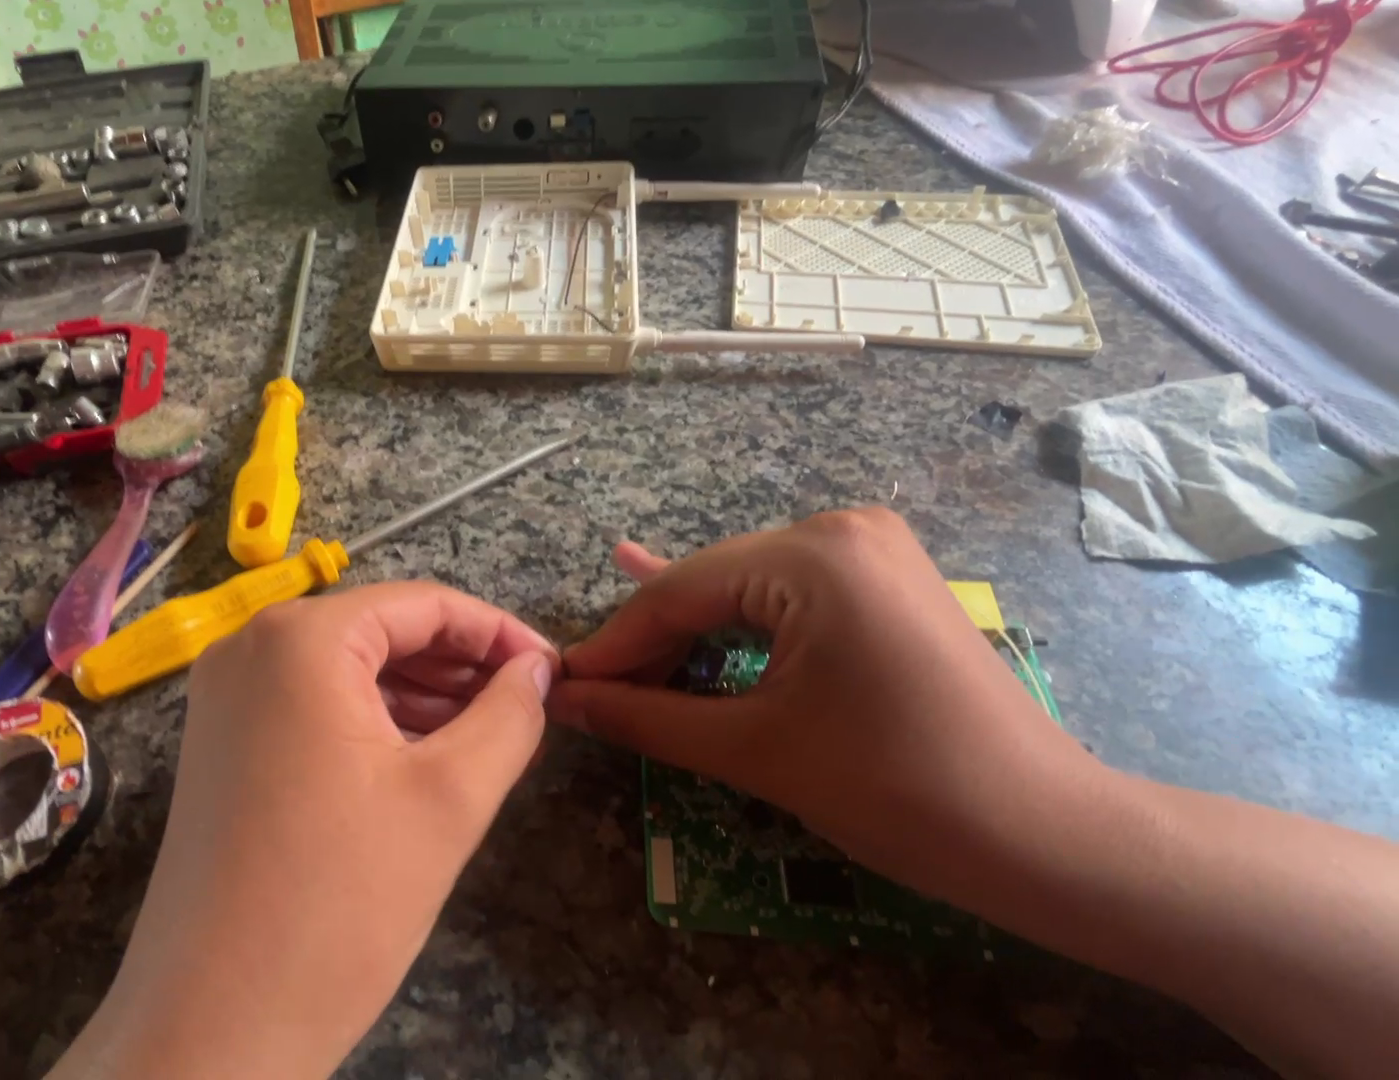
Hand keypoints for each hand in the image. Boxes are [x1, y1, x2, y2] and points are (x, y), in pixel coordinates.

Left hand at [51, 582, 556, 1079]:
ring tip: (488, 732)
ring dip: (421, 693)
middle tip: (525, 705)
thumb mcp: (448, 799)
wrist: (212, 1027)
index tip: (550, 668)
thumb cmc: (339, 902)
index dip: (495, 631)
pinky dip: (374, 720)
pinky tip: (423, 754)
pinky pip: (313, 705)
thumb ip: (509, 716)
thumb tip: (536, 668)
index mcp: (300, 639)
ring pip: (348, 668)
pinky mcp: (221, 742)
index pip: (421, 605)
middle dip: (459, 664)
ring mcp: (226, 696)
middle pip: (381, 631)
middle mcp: (250, 647)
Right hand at [552, 508, 1105, 891]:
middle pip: (710, 585)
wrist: (1044, 836)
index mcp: (812, 555)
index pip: (679, 593)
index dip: (614, 644)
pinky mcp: (882, 580)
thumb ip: (645, 717)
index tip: (565, 684)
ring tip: (629, 665)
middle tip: (597, 689)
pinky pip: (786, 596)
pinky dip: (740, 622)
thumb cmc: (895, 789)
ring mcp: (869, 549)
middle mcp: (840, 529)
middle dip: (651, 641)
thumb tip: (565, 701)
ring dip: (690, 632)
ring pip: (743, 589)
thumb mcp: (753, 749)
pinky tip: (689, 617)